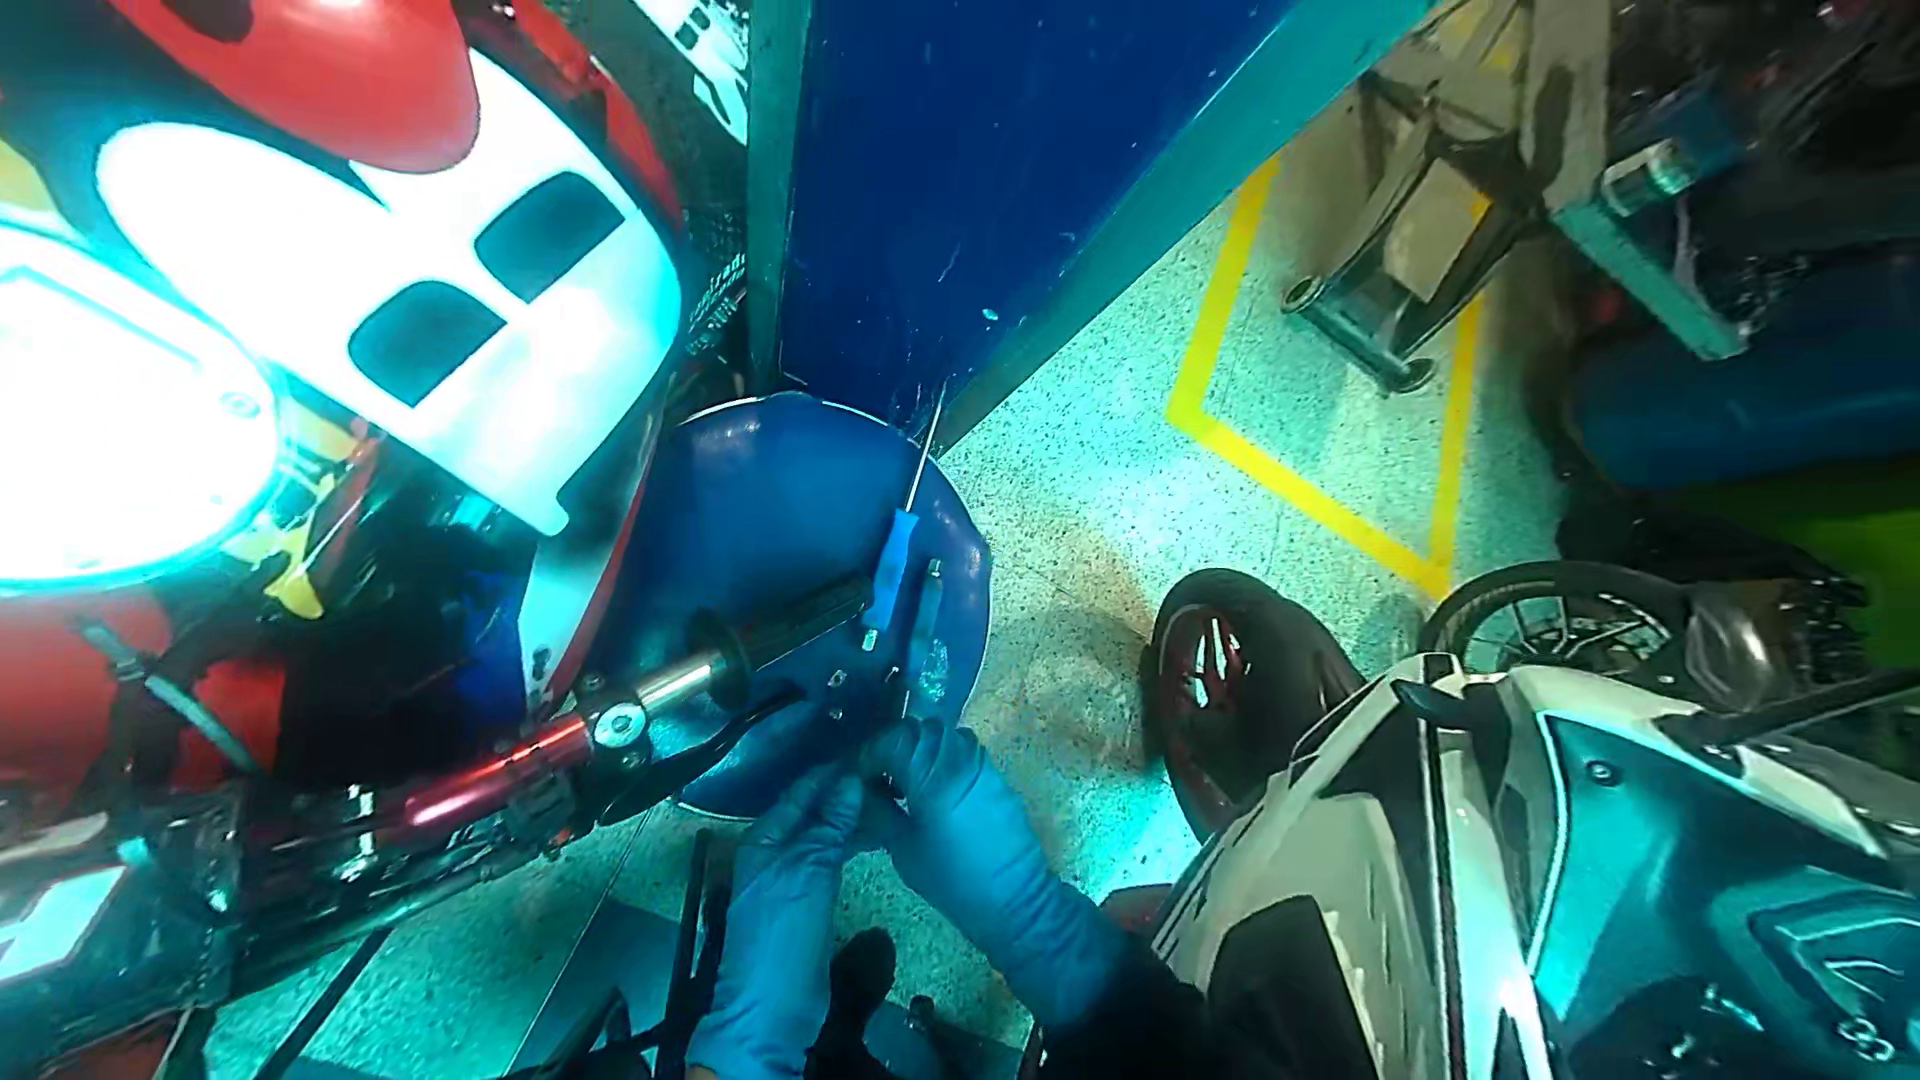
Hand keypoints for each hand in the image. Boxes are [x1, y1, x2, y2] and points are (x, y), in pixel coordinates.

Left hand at [687, 766, 863, 1079]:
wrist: (773, 1003)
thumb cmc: (784, 926)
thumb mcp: (809, 867)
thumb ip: (831, 821)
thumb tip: (852, 777)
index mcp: (765, 836)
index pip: (801, 789)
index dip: (832, 771)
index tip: (866, 753)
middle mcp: (777, 848)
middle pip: (814, 808)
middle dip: (845, 792)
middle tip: (885, 774)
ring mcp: (794, 871)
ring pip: (826, 831)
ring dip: (852, 815)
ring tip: (888, 798)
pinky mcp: (811, 892)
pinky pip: (833, 854)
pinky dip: (852, 841)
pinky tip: (876, 833)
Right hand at [860, 717, 1122, 1028]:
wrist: (1016, 897)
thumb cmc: (953, 879)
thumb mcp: (903, 848)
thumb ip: (877, 810)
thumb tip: (857, 789)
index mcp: (932, 770)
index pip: (891, 738)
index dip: (869, 754)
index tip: (857, 778)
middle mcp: (957, 753)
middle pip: (916, 729)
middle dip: (892, 747)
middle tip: (877, 779)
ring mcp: (978, 758)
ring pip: (939, 734)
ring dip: (917, 749)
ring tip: (903, 783)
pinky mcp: (992, 770)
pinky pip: (958, 748)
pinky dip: (938, 757)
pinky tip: (930, 788)